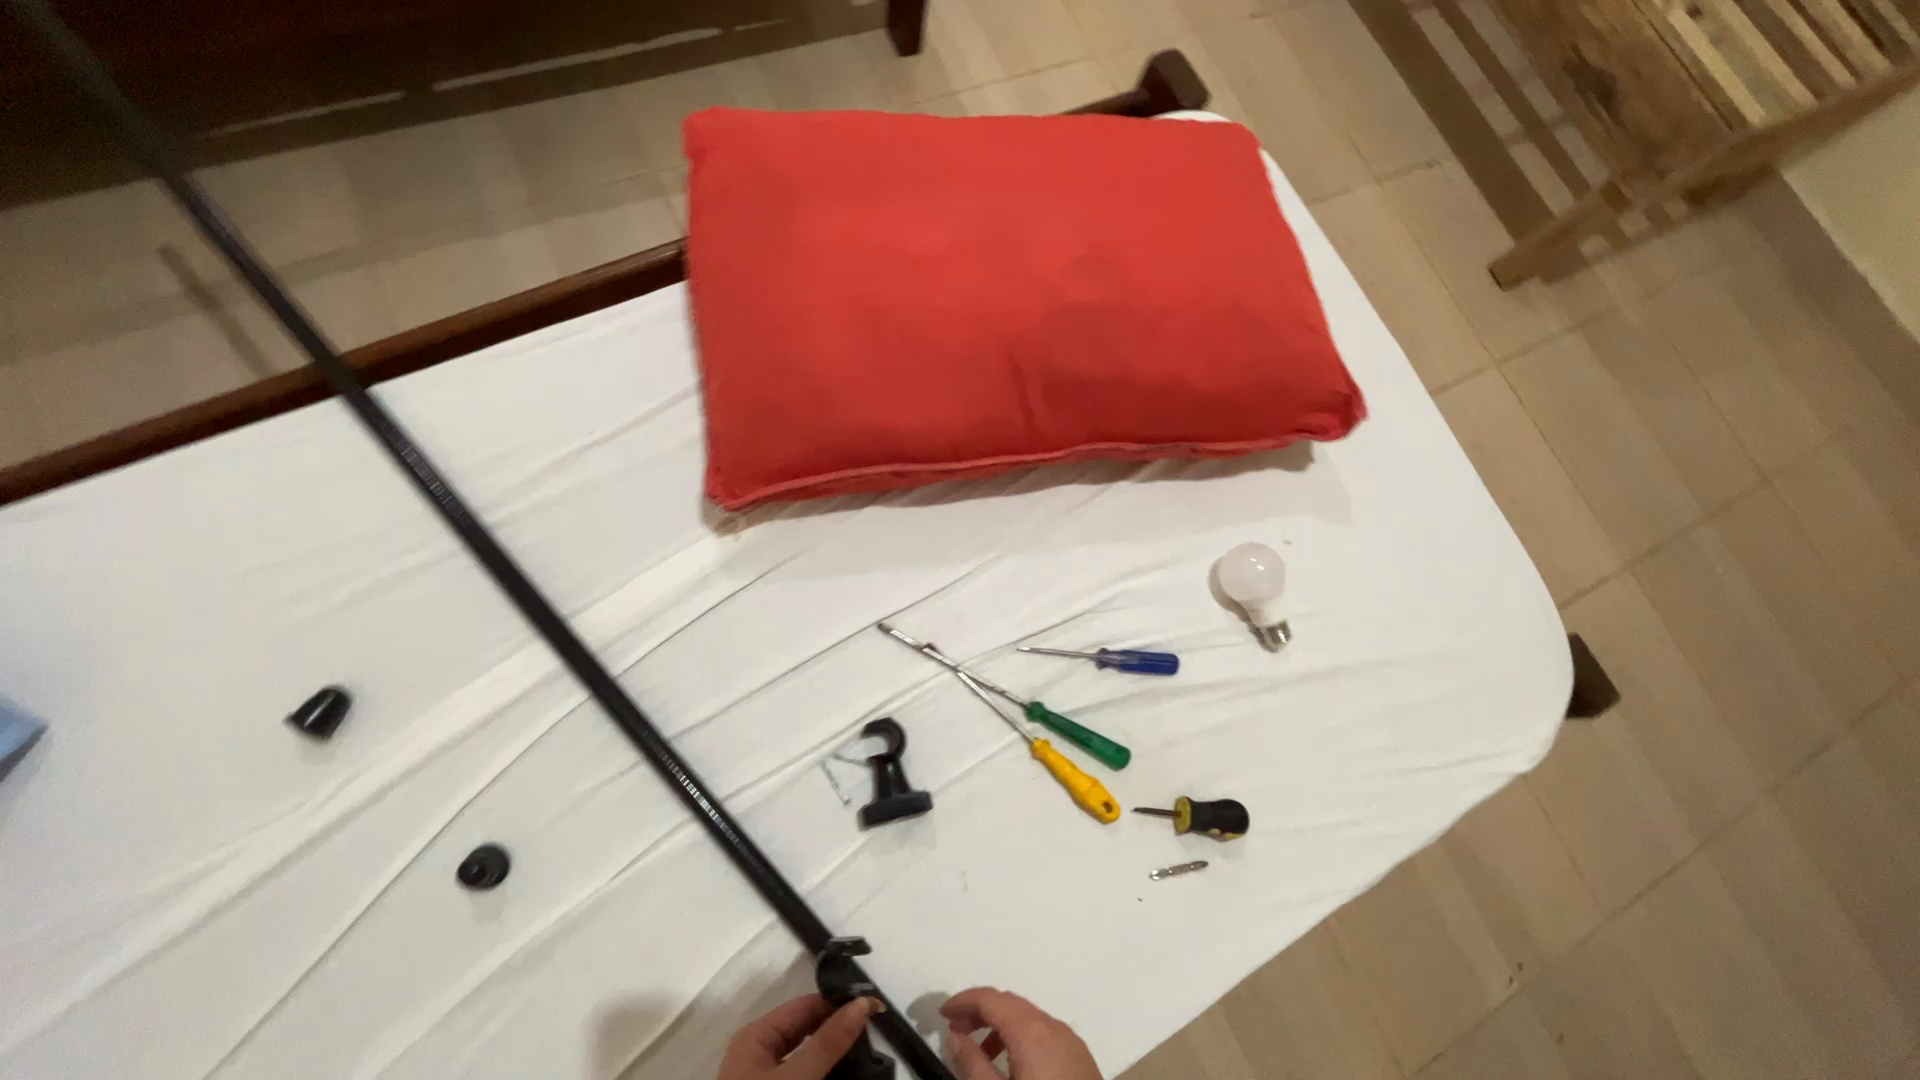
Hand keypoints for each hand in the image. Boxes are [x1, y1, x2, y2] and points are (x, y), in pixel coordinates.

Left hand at [718, 994, 880, 1079]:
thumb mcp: (795, 1079)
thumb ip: (827, 1043)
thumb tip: (862, 1004)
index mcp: (756, 1036)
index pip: (806, 1005)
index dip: (839, 1003)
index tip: (875, 1009)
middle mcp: (759, 1052)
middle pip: (806, 1028)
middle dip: (839, 1028)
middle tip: (875, 1032)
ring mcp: (765, 1079)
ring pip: (807, 1053)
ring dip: (833, 1053)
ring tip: (867, 1053)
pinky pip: (804, 1075)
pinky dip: (824, 1073)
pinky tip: (845, 1076)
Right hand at [941, 987, 1102, 1079]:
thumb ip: (972, 1065)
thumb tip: (955, 1036)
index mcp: (1031, 1031)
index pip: (990, 998)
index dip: (963, 1001)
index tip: (942, 1015)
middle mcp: (1052, 1026)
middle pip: (1010, 1004)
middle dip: (980, 1011)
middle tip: (956, 1030)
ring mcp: (1070, 1040)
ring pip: (1029, 1018)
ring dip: (1000, 1025)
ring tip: (980, 1053)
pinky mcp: (1080, 1057)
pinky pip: (1045, 1033)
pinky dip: (1021, 1037)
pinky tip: (1013, 1065)